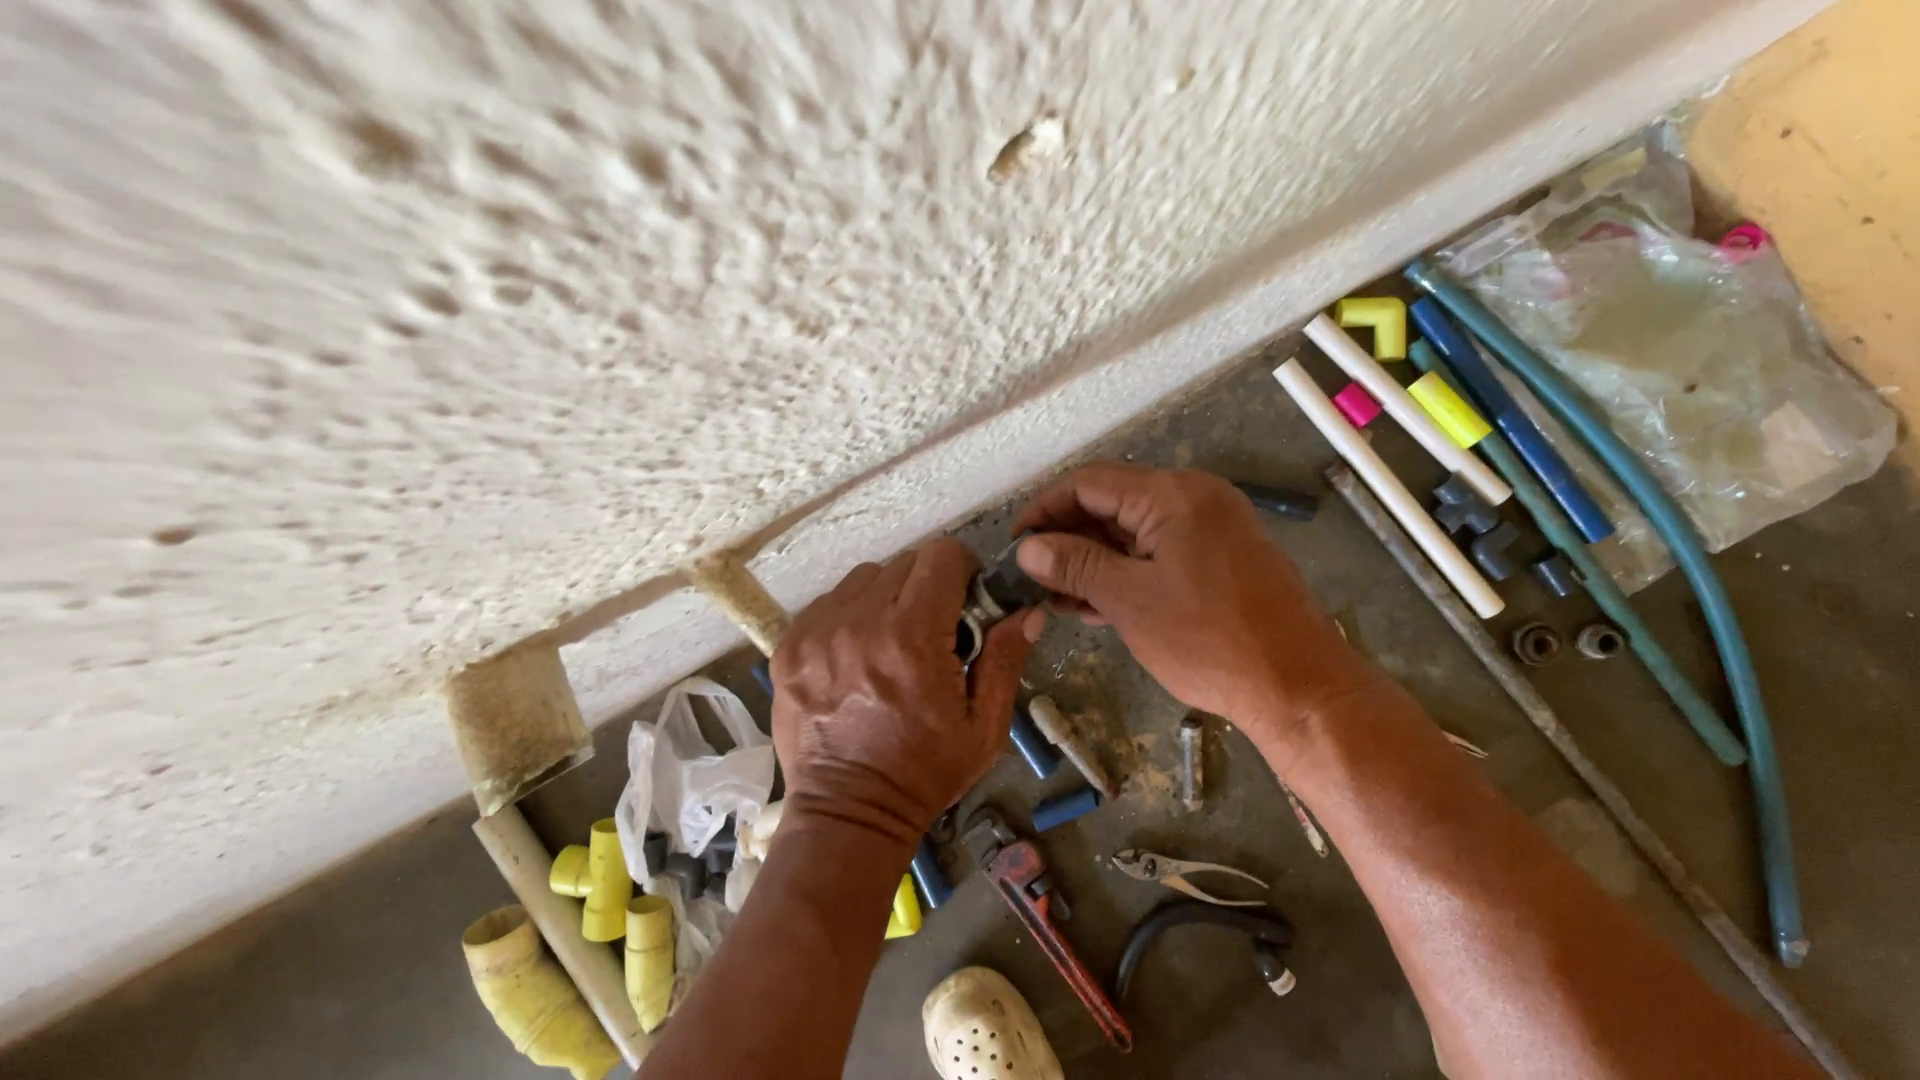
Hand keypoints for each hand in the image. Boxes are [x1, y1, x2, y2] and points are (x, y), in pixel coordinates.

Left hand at [771, 538, 1041, 844]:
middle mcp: (860, 623)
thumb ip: (1005, 660)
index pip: (941, 557)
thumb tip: (1027, 610)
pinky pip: (829, 603)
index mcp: (912, 639)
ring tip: (892, 640)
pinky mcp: (789, 647)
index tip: (965, 599)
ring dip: (886, 597)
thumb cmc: (924, 773)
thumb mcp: (984, 727)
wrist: (848, 813)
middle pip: (904, 562)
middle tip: (933, 628)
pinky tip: (858, 653)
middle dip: (927, 586)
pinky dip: (850, 615)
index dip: (962, 570)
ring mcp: (817, 633)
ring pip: (863, 578)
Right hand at [1014, 463, 1374, 753]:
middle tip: (1032, 576)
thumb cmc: (1208, 640)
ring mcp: (1213, 529)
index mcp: (1173, 495)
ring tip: (1056, 596)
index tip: (1014, 544)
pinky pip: (1160, 553)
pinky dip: (1126, 572)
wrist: (1297, 685)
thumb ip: (1076, 565)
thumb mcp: (1129, 600)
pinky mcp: (1222, 559)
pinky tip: (1095, 603)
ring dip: (1094, 560)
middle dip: (1068, 538)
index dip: (1044, 510)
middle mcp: (1195, 498)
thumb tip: (1028, 548)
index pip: (1089, 483)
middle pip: (1113, 504)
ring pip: (1135, 532)